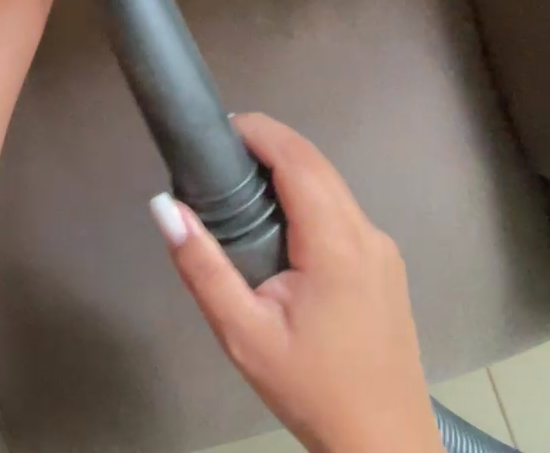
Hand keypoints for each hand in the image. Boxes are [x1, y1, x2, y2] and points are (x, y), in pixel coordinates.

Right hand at [149, 114, 443, 452]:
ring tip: (233, 184)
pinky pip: (340, 209)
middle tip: (214, 154)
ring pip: (331, 184)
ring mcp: (382, 250)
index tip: (215, 129)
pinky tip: (272, 224)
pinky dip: (303, 194)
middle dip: (267, 144)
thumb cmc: (311, 390)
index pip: (299, 159)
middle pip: (316, 163)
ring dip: (285, 168)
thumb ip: (202, 267)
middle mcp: (367, 235)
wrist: (386, 450)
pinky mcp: (384, 266)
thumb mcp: (243, 334)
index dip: (258, 130)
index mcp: (337, 244)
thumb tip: (164, 206)